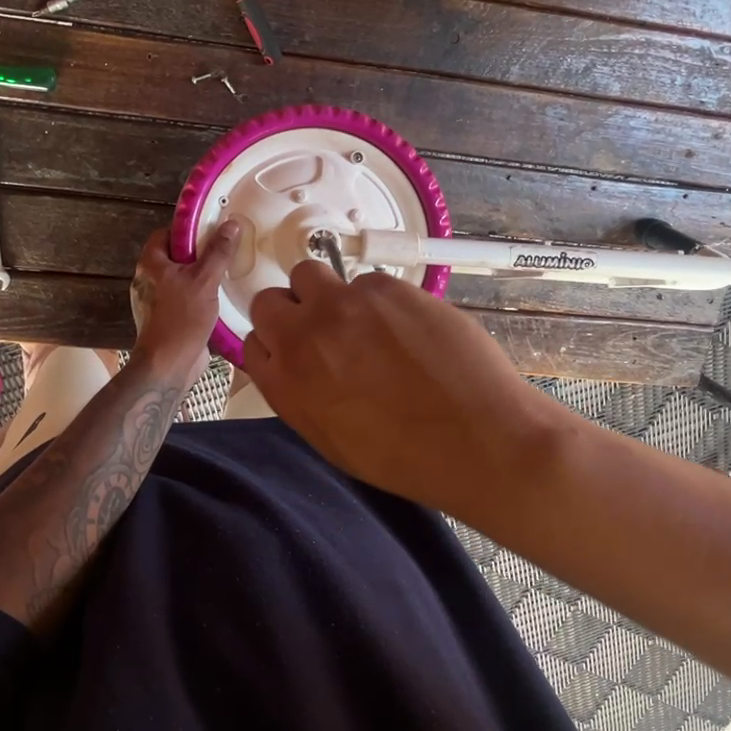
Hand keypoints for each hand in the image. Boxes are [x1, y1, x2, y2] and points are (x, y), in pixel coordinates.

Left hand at [130, 222, 239, 381]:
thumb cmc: (181, 320)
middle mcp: (151, 278)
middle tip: (227, 249)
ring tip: (230, 270)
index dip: (188, 229)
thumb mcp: (204, 281)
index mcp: (151, 263)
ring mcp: (159, 300)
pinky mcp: (170, 317)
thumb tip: (231, 225)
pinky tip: (224, 296)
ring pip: (185, 278)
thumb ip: (218, 252)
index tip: (212, 229)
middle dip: (201, 253)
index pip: (166, 233)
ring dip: (205, 275)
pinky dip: (204, 295)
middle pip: (178, 255)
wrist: (168, 365)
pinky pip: (188, 297)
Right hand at [244, 262, 559, 510]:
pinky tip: (408, 327)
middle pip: (270, 300)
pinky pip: (366, 280)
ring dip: (327, 293)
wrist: (477, 440)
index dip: (277, 343)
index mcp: (286, 382)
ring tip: (364, 320)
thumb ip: (298, 394)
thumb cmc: (404, 457)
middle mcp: (303, 336)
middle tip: (326, 329)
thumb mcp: (330, 439)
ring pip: (311, 274)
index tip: (298, 350)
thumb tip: (296, 366)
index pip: (254, 340)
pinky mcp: (387, 288)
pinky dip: (379, 299)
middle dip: (292, 310)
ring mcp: (344, 305)